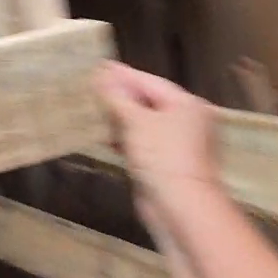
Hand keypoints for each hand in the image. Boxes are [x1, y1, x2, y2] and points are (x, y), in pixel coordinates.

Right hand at [94, 62, 220, 213]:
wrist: (180, 210)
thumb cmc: (162, 156)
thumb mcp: (136, 121)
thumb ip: (117, 96)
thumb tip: (103, 73)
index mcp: (187, 105)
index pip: (149, 82)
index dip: (121, 75)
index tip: (97, 67)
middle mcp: (187, 121)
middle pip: (147, 101)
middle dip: (119, 97)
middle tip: (90, 87)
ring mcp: (178, 144)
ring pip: (143, 124)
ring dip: (119, 118)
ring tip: (91, 109)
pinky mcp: (166, 164)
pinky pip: (142, 142)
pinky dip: (125, 138)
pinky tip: (103, 135)